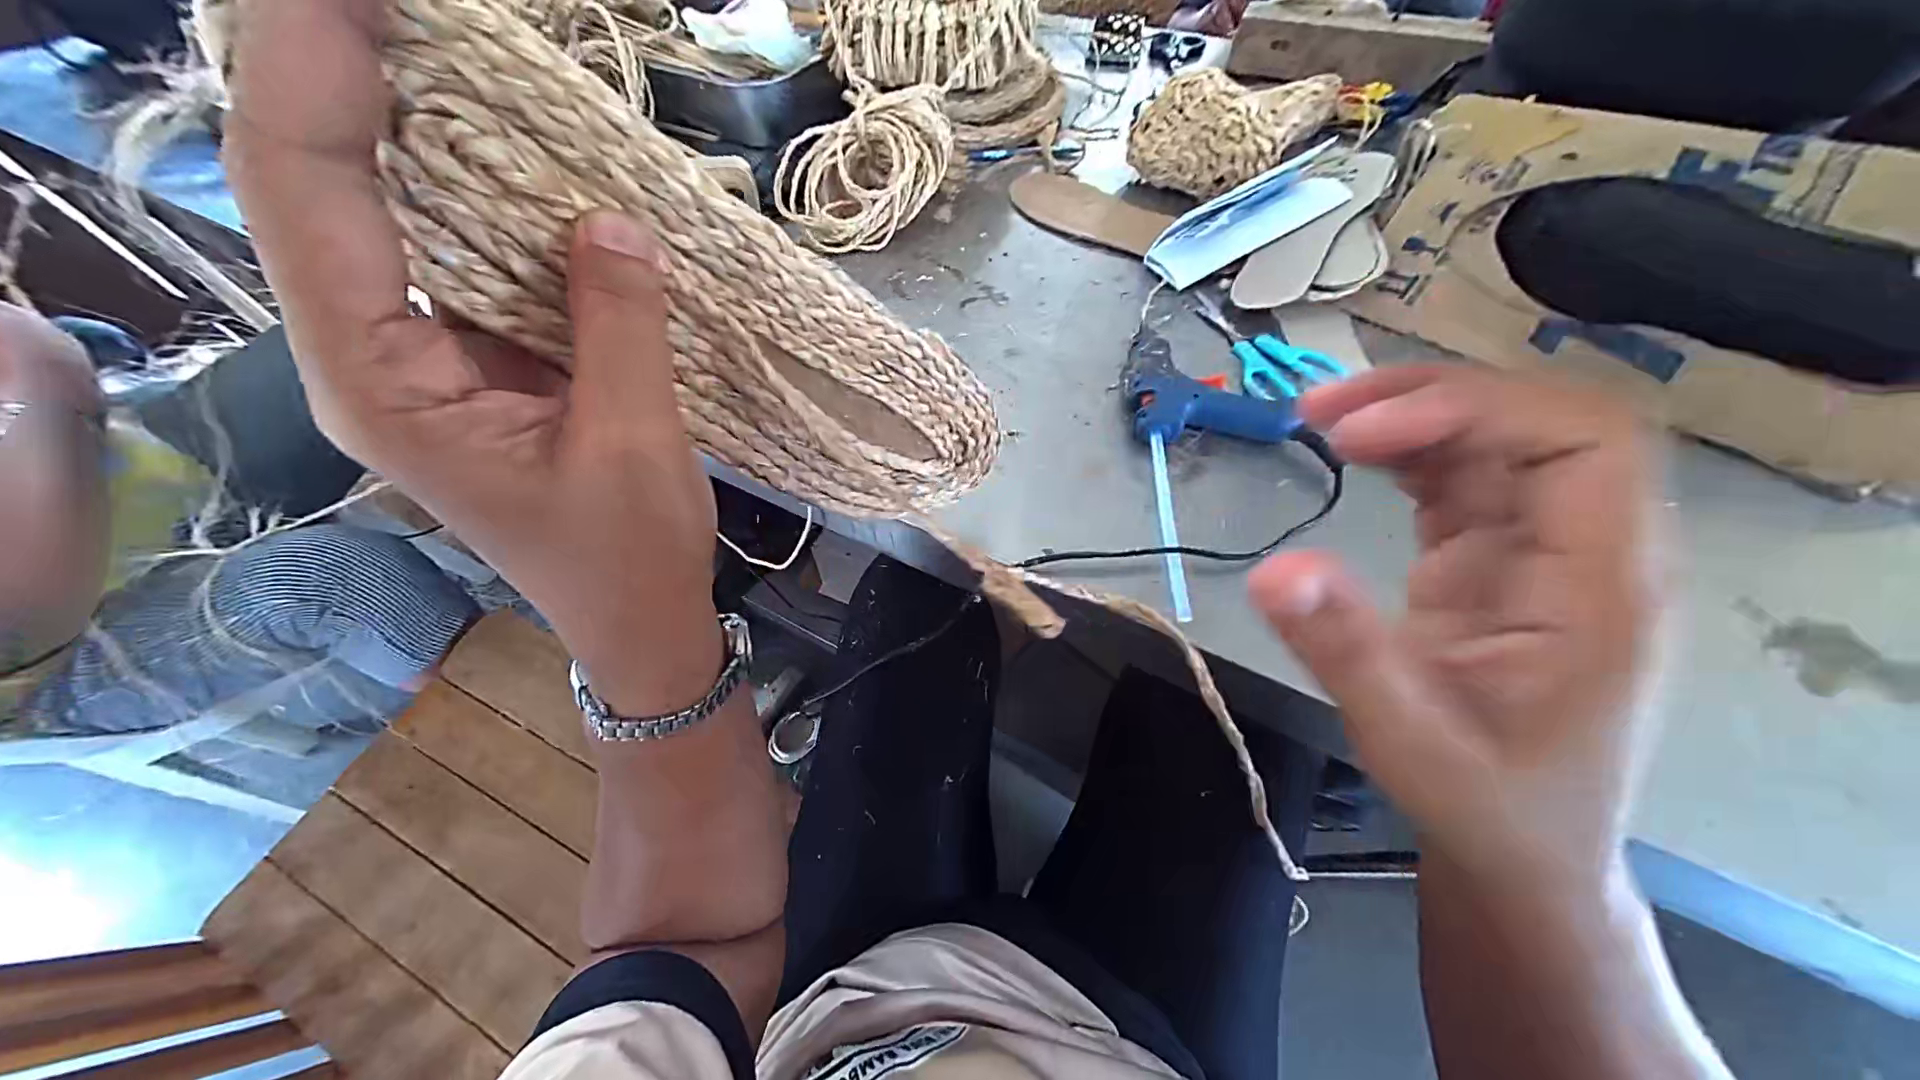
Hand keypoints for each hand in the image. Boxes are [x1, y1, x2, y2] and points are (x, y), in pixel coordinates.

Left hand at [223, 0, 717, 709]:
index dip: (311, 77)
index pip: (308, 201)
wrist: (638, 616)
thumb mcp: (633, 443)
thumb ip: (617, 327)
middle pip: (322, 192)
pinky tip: (528, 167)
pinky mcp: (478, 369)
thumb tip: (611, 221)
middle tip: (408, 11)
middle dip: (346, 81)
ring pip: (394, 223)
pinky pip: (465, 265)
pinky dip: (492, 208)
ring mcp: (427, 364)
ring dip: (422, 135)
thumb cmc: (630, 552)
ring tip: (458, 58)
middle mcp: (376, 364)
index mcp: (383, 388)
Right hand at [1249, 365, 1660, 888]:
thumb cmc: (1485, 802)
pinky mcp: (1497, 559)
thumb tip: (1272, 570)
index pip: (1579, 444)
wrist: (1522, 846)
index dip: (1472, 412)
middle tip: (1320, 410)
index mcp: (1600, 587)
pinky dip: (1406, 451)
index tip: (1358, 435)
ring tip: (1318, 418)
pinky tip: (1350, 450)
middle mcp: (1584, 551)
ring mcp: (1541, 551)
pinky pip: (1462, 477)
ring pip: (1495, 441)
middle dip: (1430, 399)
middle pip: (1537, 423)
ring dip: (1411, 414)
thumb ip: (1344, 651)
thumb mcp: (1406, 738)